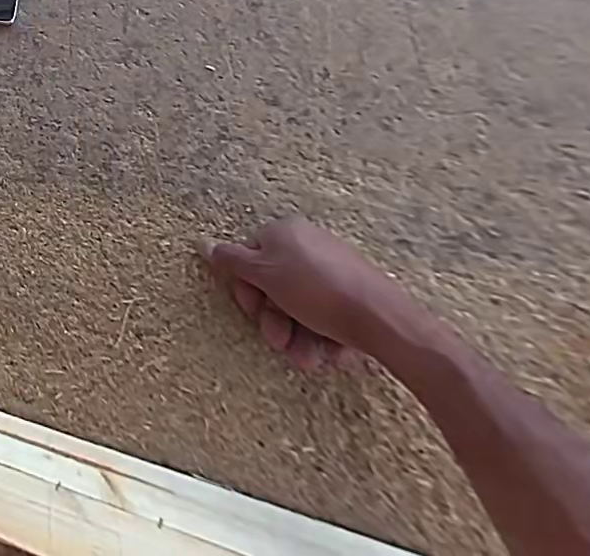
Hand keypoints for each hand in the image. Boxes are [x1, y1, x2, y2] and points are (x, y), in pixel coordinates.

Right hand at [201, 217, 430, 369]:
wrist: (387, 323)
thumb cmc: (316, 293)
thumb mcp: (262, 274)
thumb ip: (229, 260)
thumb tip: (203, 243)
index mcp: (285, 231)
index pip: (248, 257)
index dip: (246, 289)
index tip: (254, 312)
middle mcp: (309, 244)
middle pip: (274, 284)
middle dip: (274, 318)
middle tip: (278, 340)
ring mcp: (335, 268)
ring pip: (300, 304)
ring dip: (296, 334)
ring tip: (306, 357)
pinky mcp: (358, 292)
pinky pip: (328, 312)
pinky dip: (322, 333)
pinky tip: (328, 352)